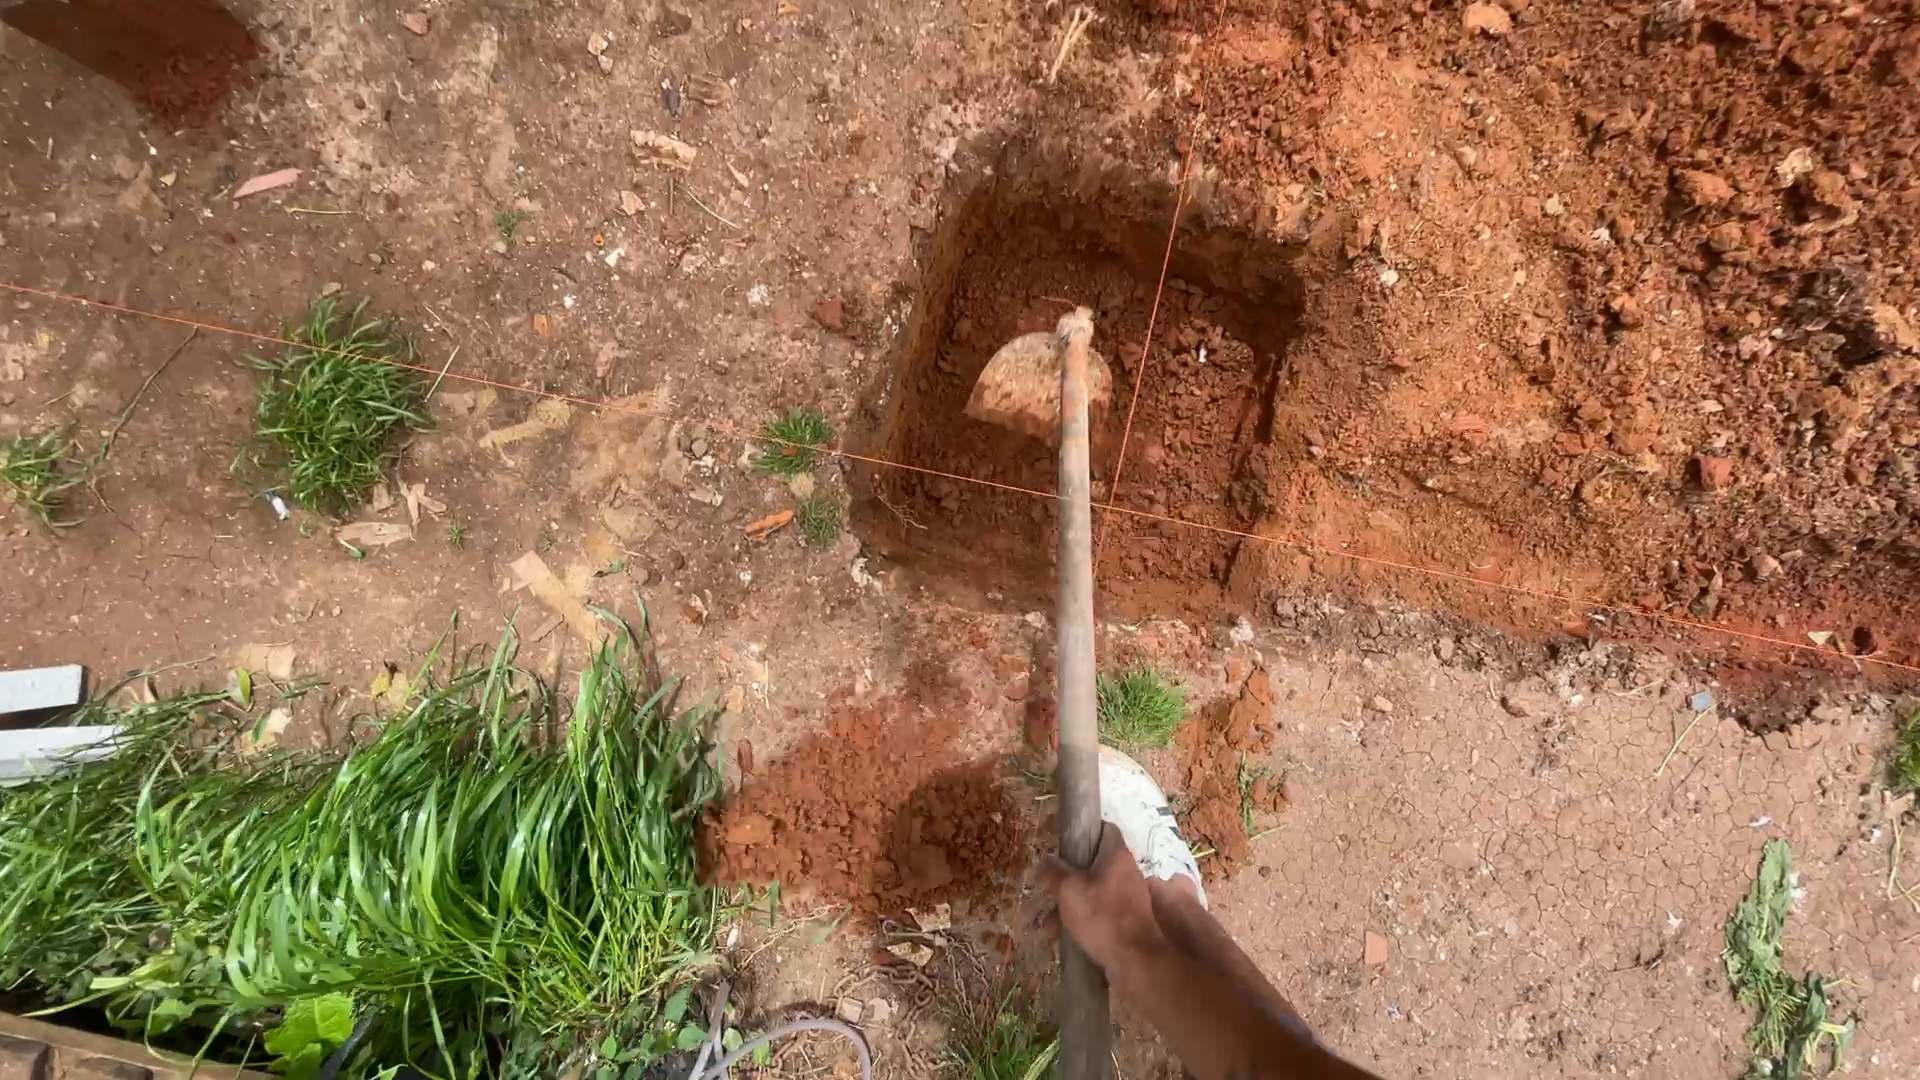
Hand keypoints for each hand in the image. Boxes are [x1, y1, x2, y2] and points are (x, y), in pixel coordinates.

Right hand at [1040, 822, 1165, 972]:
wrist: (1137, 962)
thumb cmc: (1102, 916)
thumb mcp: (1068, 889)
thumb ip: (1054, 871)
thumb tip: (1046, 859)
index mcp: (1116, 855)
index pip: (1102, 829)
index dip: (1082, 832)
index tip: (1062, 845)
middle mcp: (1125, 872)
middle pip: (1091, 865)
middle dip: (1066, 881)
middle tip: (1048, 893)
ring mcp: (1128, 898)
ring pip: (1092, 893)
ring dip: (1069, 906)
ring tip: (1049, 928)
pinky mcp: (1127, 922)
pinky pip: (1099, 914)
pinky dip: (1082, 922)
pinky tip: (1064, 939)